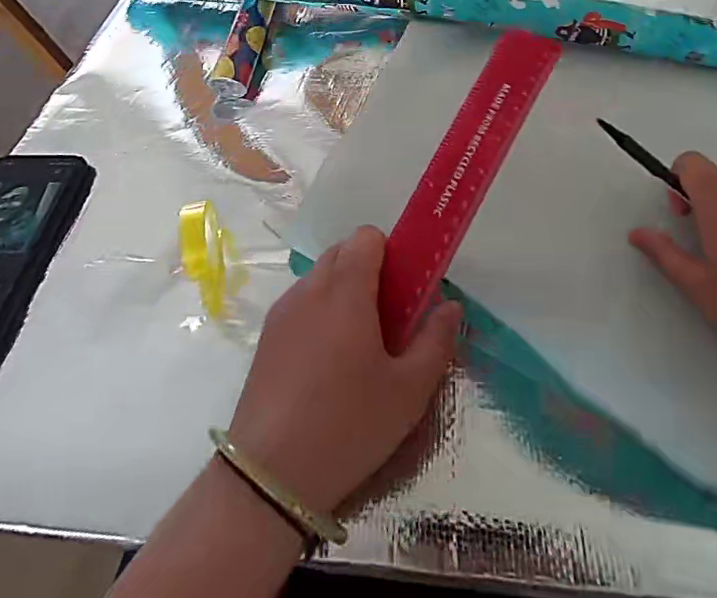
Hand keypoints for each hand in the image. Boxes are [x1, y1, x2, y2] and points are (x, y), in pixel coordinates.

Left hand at [227, 226, 461, 512]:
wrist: (268, 478)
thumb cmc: (348, 426)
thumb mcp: (409, 390)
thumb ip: (436, 340)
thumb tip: (450, 306)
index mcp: (346, 291)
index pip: (367, 237)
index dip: (392, 253)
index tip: (407, 289)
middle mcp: (310, 290)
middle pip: (343, 252)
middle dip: (370, 271)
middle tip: (390, 318)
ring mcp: (282, 314)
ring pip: (320, 279)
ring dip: (345, 292)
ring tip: (360, 346)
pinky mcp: (266, 339)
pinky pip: (302, 305)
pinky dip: (321, 314)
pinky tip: (329, 365)